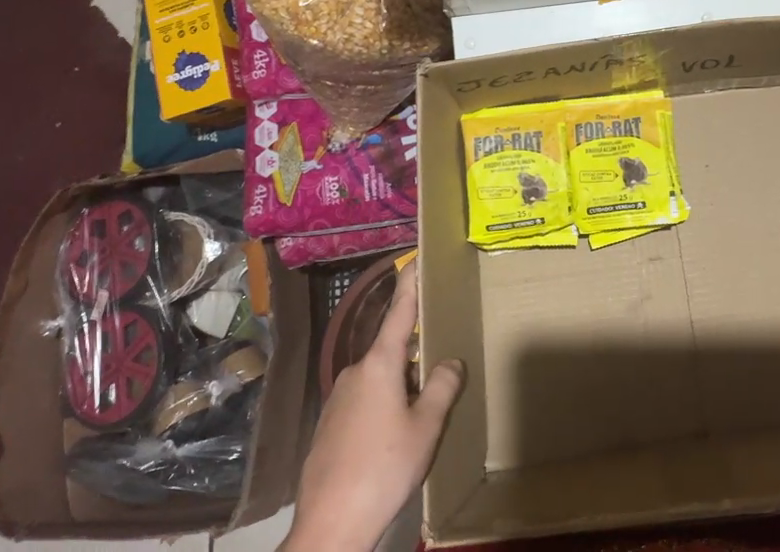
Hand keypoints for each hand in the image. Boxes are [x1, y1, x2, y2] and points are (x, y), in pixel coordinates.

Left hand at [282, 266, 463, 551]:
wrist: (330, 524)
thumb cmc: (384, 467)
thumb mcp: (426, 427)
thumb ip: (442, 387)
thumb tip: (450, 363)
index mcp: (379, 364)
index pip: (398, 312)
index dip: (409, 284)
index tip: (415, 257)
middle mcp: (354, 372)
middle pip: (391, 349)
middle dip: (416, 352)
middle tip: (441, 359)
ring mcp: (338, 399)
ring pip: (379, 379)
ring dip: (402, 384)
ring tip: (425, 409)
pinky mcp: (329, 426)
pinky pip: (365, 402)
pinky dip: (385, 405)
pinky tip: (396, 436)